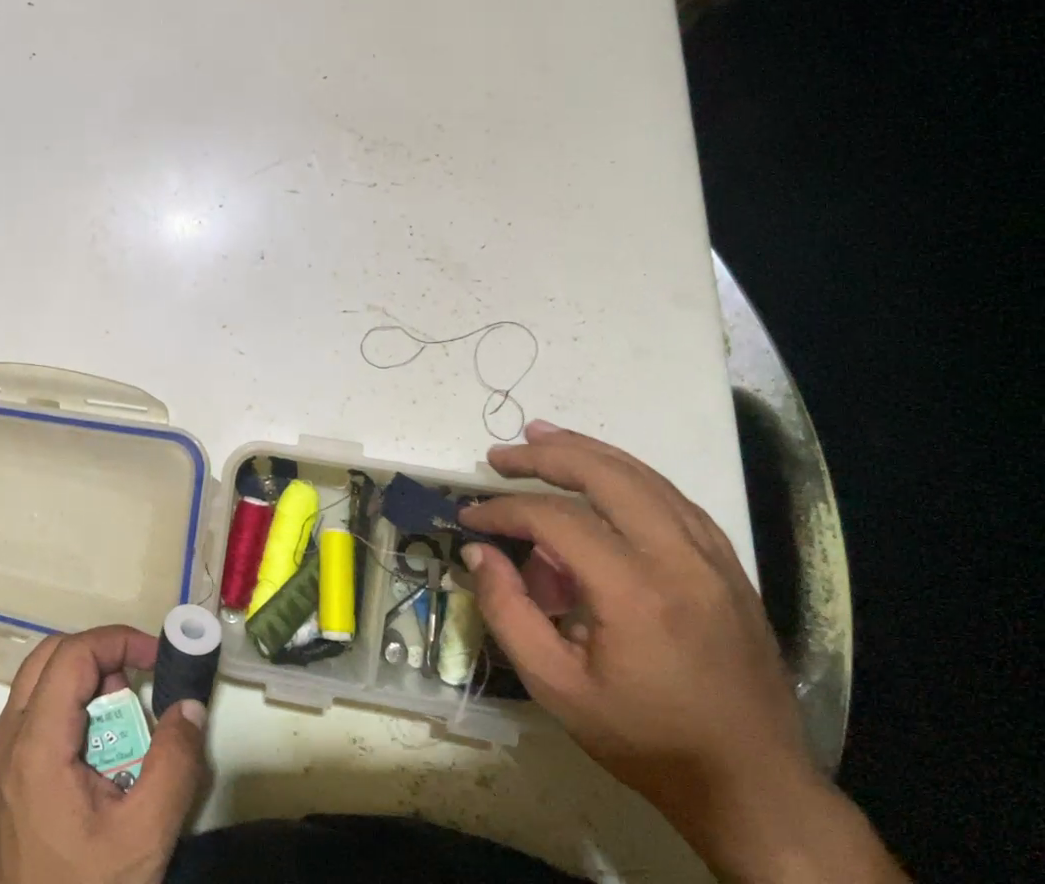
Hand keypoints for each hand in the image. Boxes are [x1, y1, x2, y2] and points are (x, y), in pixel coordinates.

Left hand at [0, 626, 208, 883]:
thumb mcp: (143, 836)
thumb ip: (173, 764)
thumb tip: (188, 706)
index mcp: (33, 744)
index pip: (71, 655)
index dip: (117, 640)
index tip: (159, 656)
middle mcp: (6, 738)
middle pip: (49, 660)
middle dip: (101, 658)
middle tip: (142, 685)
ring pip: (41, 688)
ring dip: (87, 688)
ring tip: (129, 727)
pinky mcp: (4, 779)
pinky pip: (36, 720)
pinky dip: (72, 715)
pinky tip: (104, 760)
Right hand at [461, 421, 903, 882]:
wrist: (750, 780)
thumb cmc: (643, 737)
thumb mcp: (554, 686)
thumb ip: (507, 611)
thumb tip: (479, 551)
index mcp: (635, 592)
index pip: (556, 520)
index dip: (503, 510)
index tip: (468, 518)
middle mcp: (680, 560)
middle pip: (609, 476)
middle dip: (547, 456)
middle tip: (499, 456)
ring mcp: (713, 559)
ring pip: (648, 478)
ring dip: (591, 453)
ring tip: (541, 438)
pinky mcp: (728, 568)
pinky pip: (675, 500)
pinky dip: (631, 477)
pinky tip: (604, 476)